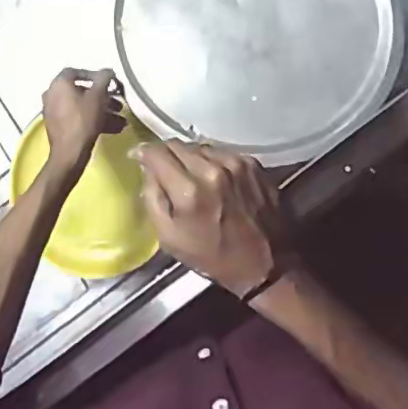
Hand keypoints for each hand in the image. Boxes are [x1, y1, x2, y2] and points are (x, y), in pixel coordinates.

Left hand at [40, 68, 125, 180]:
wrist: (69, 153)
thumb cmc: (83, 120)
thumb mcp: (98, 96)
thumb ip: (104, 79)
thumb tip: (108, 71)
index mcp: (59, 84)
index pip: (75, 72)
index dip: (93, 75)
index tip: (107, 83)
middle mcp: (52, 95)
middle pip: (81, 91)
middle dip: (103, 97)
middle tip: (118, 104)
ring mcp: (54, 112)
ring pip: (81, 106)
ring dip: (101, 110)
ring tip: (120, 120)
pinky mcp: (58, 126)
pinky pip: (77, 118)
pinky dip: (93, 119)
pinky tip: (112, 128)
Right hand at [134, 141, 287, 295]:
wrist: (268, 263)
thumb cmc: (215, 257)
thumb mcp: (170, 239)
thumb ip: (153, 199)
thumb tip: (146, 169)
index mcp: (189, 191)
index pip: (157, 153)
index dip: (144, 152)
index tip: (138, 156)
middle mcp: (213, 169)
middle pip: (178, 145)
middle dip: (165, 154)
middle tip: (162, 167)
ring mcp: (236, 163)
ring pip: (200, 147)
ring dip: (189, 157)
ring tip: (190, 175)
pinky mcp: (253, 163)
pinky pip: (222, 152)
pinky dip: (212, 161)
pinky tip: (214, 178)